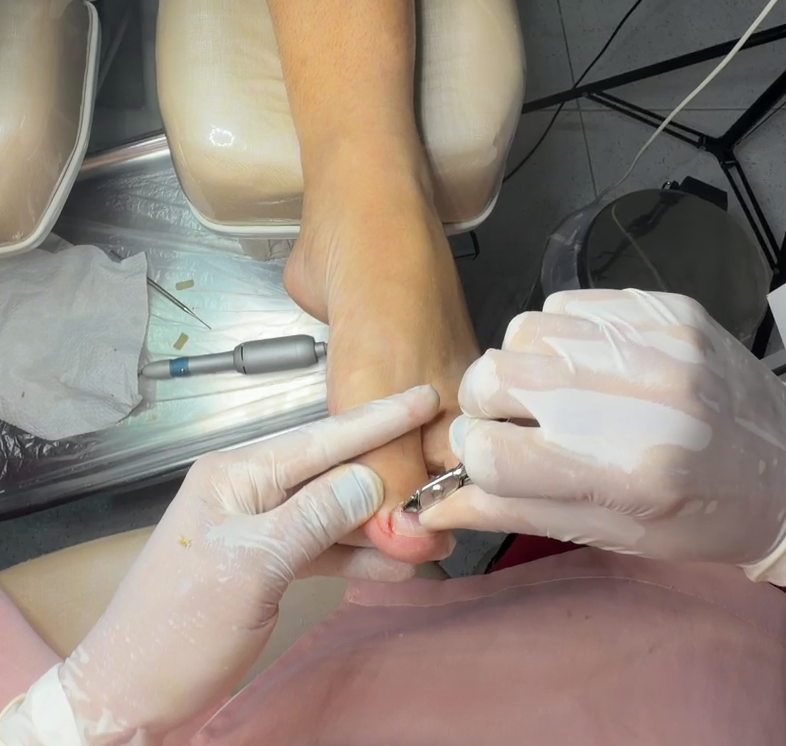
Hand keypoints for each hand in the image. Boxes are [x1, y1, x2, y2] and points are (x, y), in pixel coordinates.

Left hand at [0, 384, 443, 743]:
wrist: (132, 693)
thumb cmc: (178, 625)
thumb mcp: (251, 566)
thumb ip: (313, 517)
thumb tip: (369, 478)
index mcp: (236, 472)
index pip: (318, 439)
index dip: (375, 420)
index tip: (422, 399)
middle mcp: (249, 489)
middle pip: (330, 472)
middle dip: (385, 474)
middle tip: (438, 467)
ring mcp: (259, 526)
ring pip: (331, 513)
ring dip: (377, 524)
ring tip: (430, 529)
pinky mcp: (267, 562)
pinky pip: (321, 549)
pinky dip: (356, 557)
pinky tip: (396, 564)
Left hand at [283, 152, 475, 564]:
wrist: (350, 218)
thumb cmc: (384, 298)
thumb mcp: (383, 391)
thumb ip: (390, 468)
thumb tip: (406, 550)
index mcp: (465, 415)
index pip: (455, 496)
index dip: (422, 533)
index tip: (387, 569)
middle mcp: (438, 406)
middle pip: (415, 482)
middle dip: (384, 519)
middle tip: (348, 558)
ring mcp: (397, 387)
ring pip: (381, 455)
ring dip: (358, 488)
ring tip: (329, 530)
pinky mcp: (362, 371)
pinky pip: (354, 428)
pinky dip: (339, 455)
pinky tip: (320, 481)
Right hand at [419, 290, 785, 584]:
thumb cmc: (698, 517)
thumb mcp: (608, 534)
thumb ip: (512, 510)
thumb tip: (431, 502)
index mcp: (624, 476)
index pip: (490, 453)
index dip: (475, 455)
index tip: (491, 456)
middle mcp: (636, 401)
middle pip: (493, 378)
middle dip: (483, 402)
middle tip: (513, 419)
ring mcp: (653, 343)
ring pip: (521, 331)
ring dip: (519, 362)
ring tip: (554, 387)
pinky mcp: (664, 307)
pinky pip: (564, 304)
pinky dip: (557, 333)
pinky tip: (584, 360)